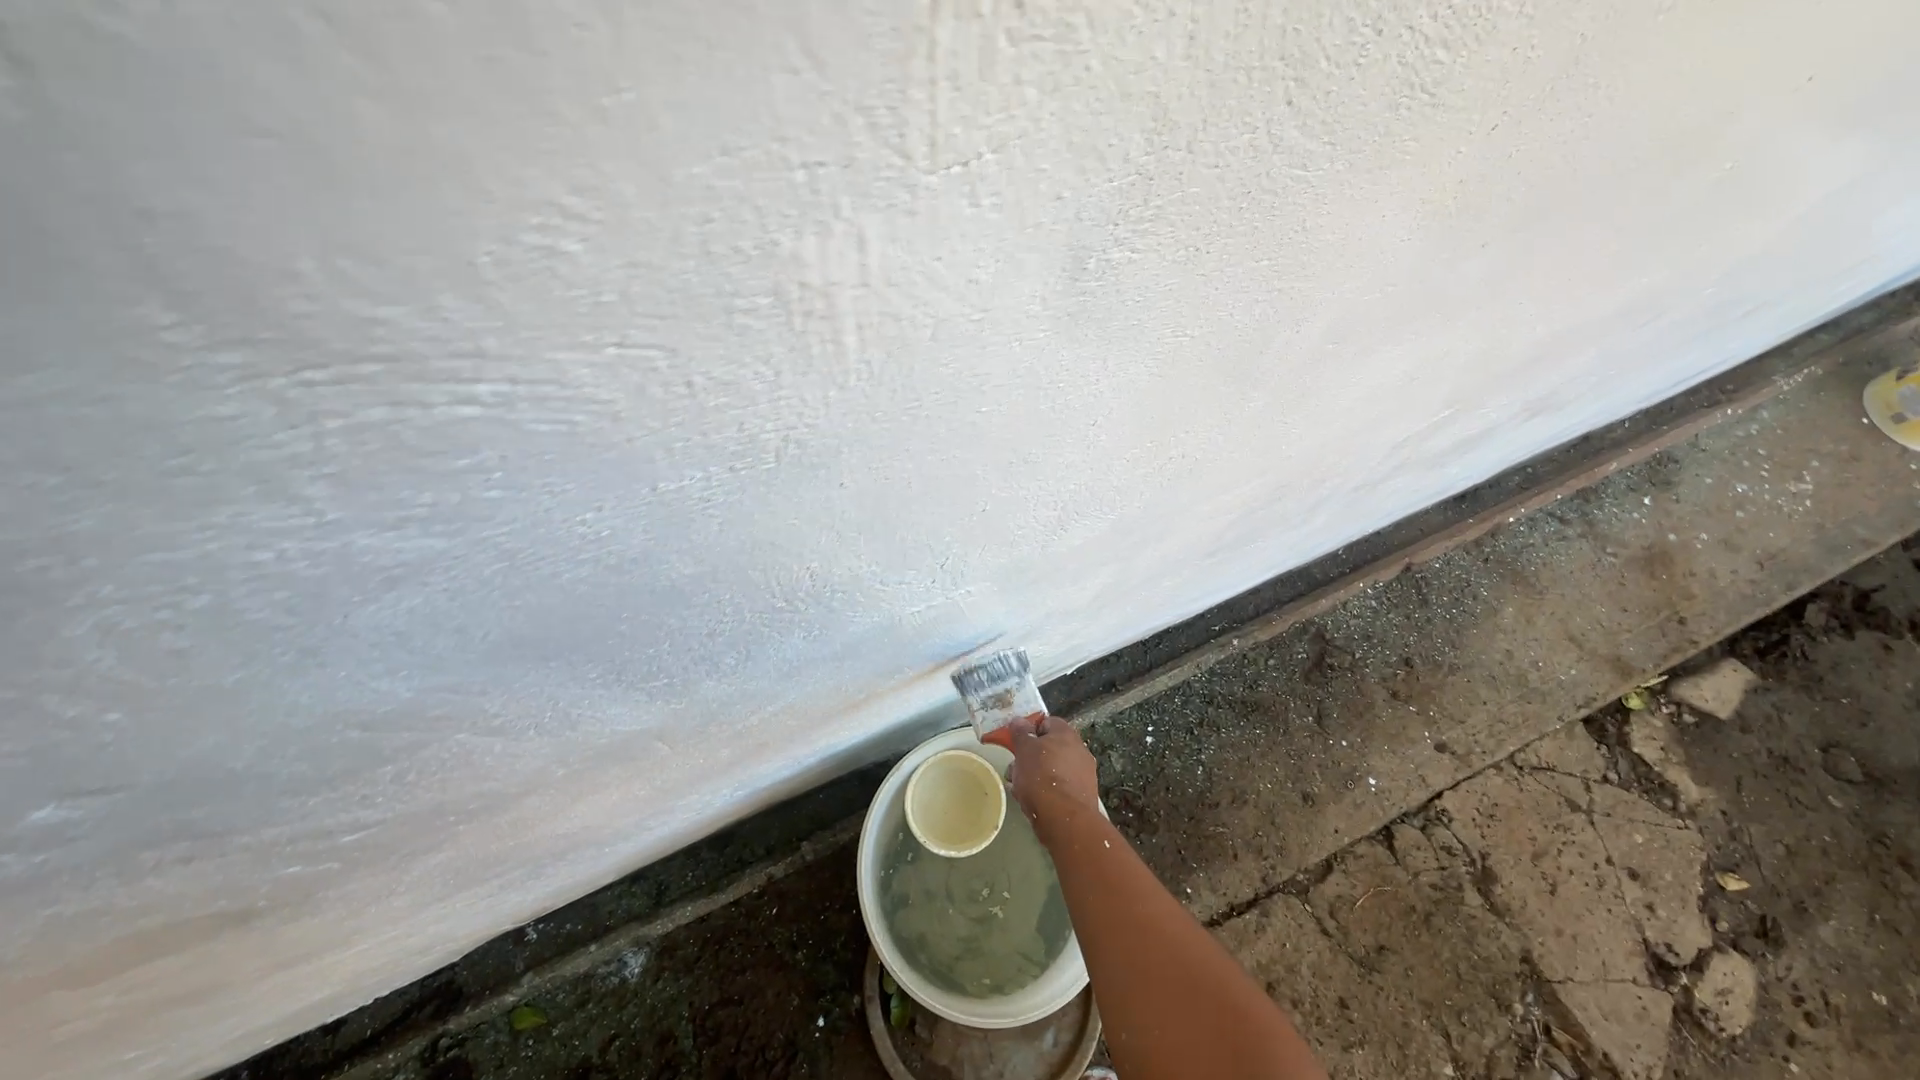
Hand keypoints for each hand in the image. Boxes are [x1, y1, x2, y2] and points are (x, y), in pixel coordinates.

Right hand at [1006, 714, 1100, 840]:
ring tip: (1022, 788)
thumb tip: (1019, 720)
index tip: (1017, 742)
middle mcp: (1080, 750)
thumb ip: (1021, 733)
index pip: (1047, 722)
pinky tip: (1036, 801)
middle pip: (1052, 746)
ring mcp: (1084, 773)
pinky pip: (1062, 786)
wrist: (1064, 818)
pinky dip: (1049, 791)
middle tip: (1016, 767)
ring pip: (1055, 768)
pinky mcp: (1084, 795)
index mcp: (1066, 734)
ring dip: (1039, 774)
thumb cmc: (1041, 777)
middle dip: (1033, 756)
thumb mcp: (1024, 750)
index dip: (1030, 730)